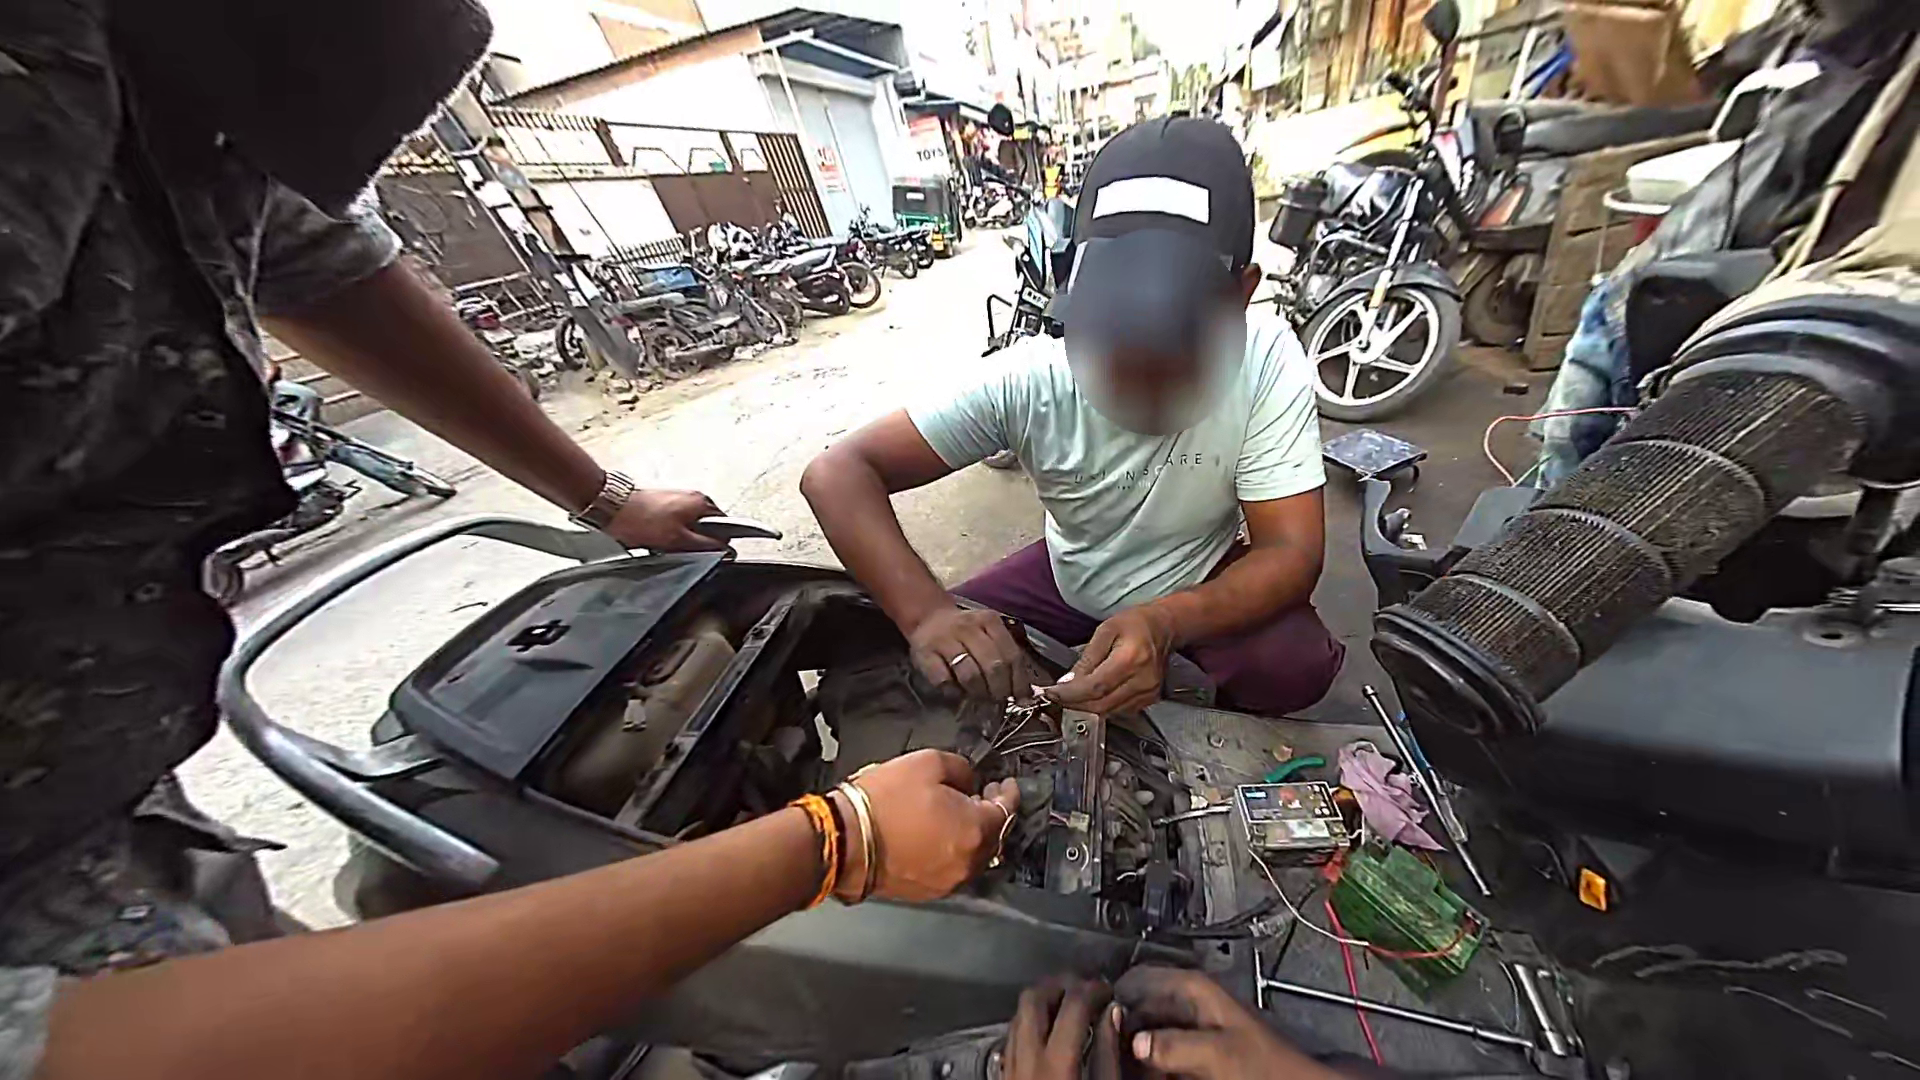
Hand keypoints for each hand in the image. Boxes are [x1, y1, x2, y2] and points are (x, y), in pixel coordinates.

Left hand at [604, 487, 727, 551]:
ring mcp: (677, 498)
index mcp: (704, 502)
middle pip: (706, 528)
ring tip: (661, 541)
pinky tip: (653, 536)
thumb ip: (708, 546)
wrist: (610, 507)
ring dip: (678, 538)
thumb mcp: (680, 540)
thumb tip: (726, 550)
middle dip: (694, 541)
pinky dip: (666, 532)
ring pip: (688, 527)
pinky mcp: (663, 503)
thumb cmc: (640, 519)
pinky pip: (673, 524)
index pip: (726, 528)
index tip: (704, 551)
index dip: (717, 543)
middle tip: (678, 547)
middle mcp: (693, 497)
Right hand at [841, 749, 1022, 902]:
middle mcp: (968, 862)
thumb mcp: (928, 762)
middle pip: (994, 836)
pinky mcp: (926, 891)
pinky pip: (952, 866)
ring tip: (958, 810)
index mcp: (975, 830)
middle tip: (983, 793)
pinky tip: (938, 831)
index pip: (1006, 810)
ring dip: (972, 832)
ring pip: (973, 854)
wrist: (846, 839)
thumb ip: (961, 769)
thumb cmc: (886, 799)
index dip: (1008, 792)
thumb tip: (970, 782)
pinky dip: (953, 848)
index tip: (1005, 783)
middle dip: (991, 813)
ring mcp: (947, 881)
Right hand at [906, 604, 1033, 701]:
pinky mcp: (925, 653)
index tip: (1020, 698)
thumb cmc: (966, 631)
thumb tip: (1024, 694)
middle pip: (993, 666)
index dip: (1018, 681)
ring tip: (980, 698)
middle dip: (999, 689)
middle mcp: (968, 627)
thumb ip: (1005, 656)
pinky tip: (957, 693)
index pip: (1012, 655)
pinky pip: (943, 680)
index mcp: (989, 621)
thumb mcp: (988, 633)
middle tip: (998, 700)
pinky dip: (953, 692)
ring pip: (969, 674)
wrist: (929, 617)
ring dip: (978, 692)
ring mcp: (945, 639)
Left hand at [1005, 977, 1120, 1079]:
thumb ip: (1108, 1056)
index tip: (1108, 990)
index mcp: (1056, 1066)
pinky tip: (1049, 1030)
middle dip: (1060, 985)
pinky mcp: (1003, 1074)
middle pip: (1035, 998)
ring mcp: (1010, 1066)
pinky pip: (1012, 1034)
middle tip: (1085, 990)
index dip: (1093, 990)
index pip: (1073, 1006)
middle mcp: (1026, 1059)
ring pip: (1019, 1012)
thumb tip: (1112, 1012)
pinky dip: (1030, 1021)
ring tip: (1069, 1006)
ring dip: (1043, 1000)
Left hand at [1048, 605, 1177, 715]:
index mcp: (1130, 659)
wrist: (1163, 628)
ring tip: (1069, 696)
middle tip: (1055, 696)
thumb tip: (1068, 682)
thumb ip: (1087, 658)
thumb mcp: (1105, 631)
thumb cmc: (1135, 624)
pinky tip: (1090, 697)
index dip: (1070, 694)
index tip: (1051, 693)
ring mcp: (1148, 693)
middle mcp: (1142, 681)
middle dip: (1073, 703)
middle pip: (1101, 704)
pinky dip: (1101, 706)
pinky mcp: (1150, 699)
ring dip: (1085, 707)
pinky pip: (1119, 711)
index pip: (1095, 687)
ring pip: (1109, 712)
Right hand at [1114, 967, 1342, 1079]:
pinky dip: (1150, 1058)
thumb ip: (1174, 1046)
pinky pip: (1162, 1047)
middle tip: (1106, 1049)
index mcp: (1192, 987)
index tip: (1098, 1022)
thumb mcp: (1219, 1055)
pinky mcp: (1196, 1047)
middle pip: (1140, 1002)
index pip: (1138, 978)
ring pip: (1148, 1027)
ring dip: (1134, 1045)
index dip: (1116, 997)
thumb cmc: (1270, 1067)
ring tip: (1120, 1064)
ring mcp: (1191, 1023)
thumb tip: (1133, 1042)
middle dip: (1122, 1025)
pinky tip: (1144, 1072)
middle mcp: (1188, 998)